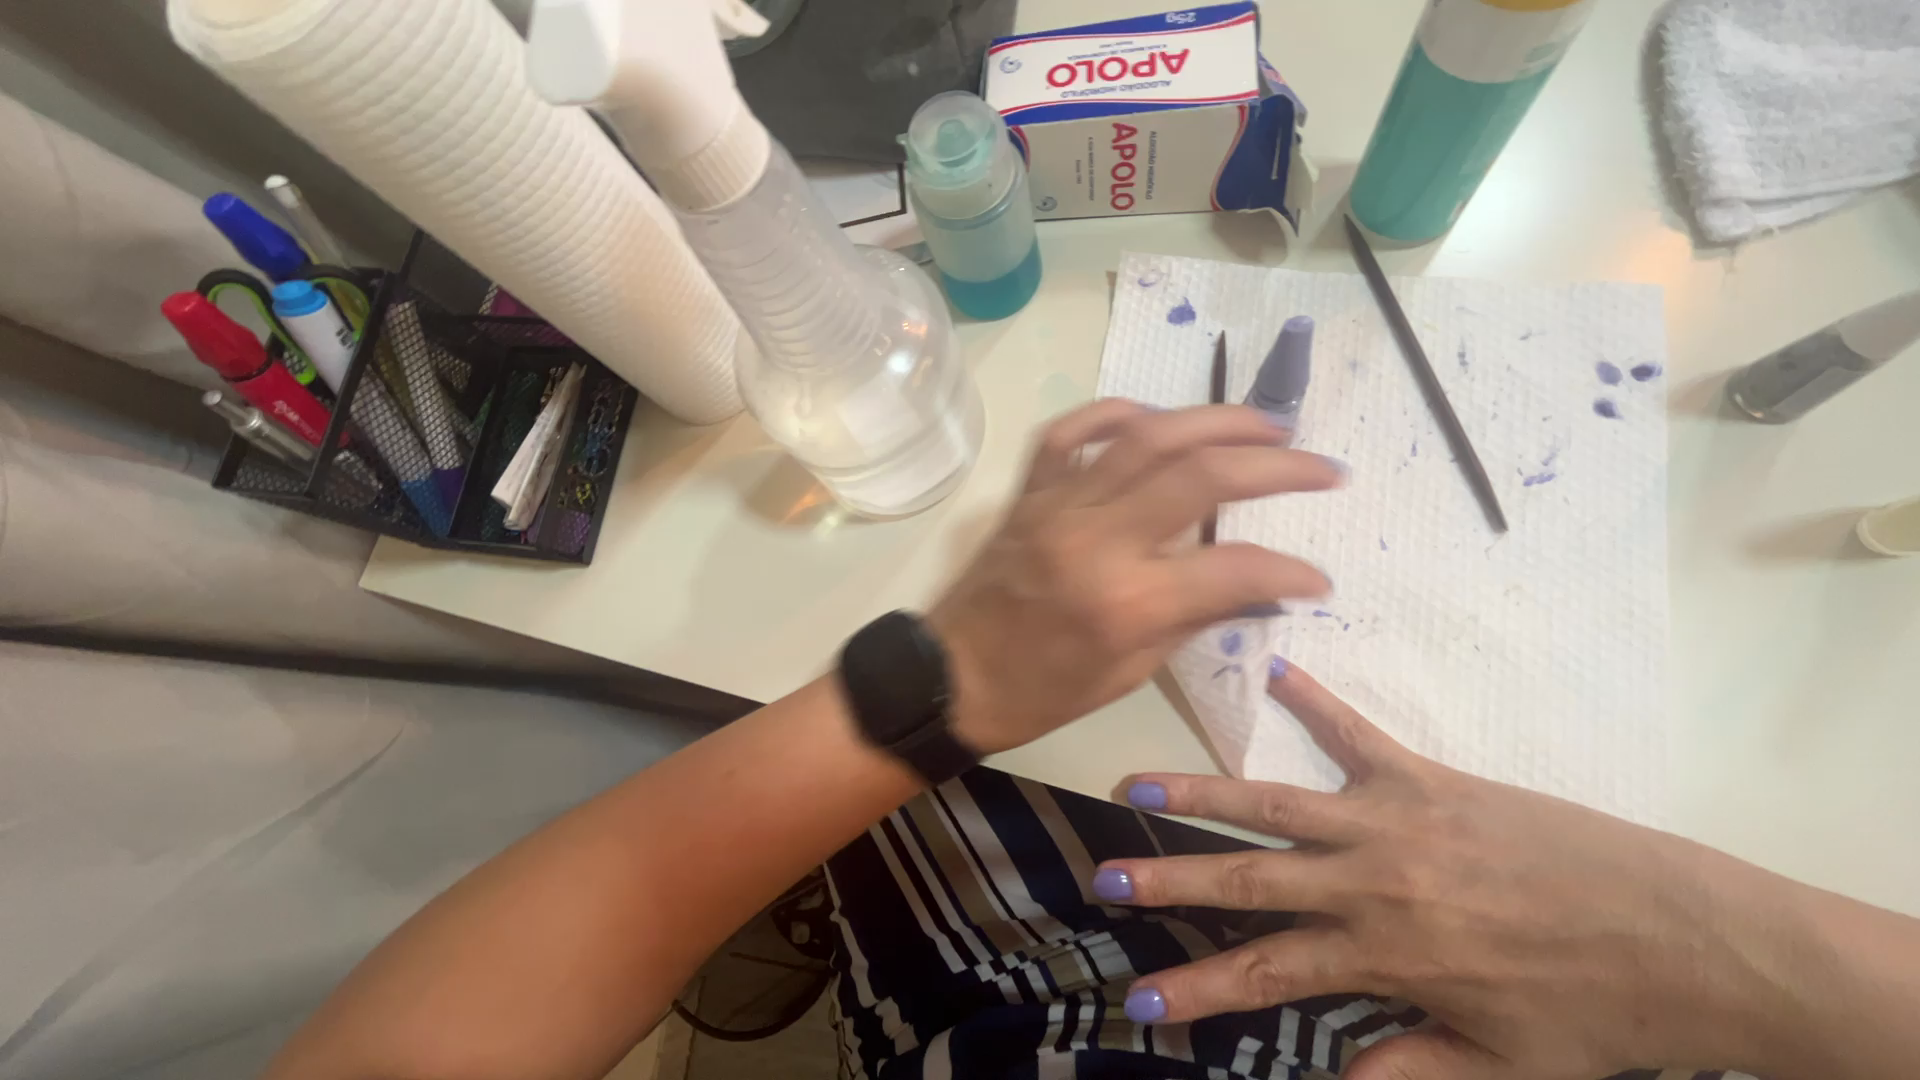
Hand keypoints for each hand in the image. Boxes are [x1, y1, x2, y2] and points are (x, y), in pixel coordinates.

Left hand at [929, 400, 1340, 755]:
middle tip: (1320, 465)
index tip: (1316, 579)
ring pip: (1143, 436)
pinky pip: (1068, 434)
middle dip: (1274, 463)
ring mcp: (1057, 507)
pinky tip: (1152, 415)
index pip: (1233, 568)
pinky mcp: (1027, 493)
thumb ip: (1194, 619)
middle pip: (1199, 475)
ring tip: (1263, 423)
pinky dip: (1113, 413)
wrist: (952, 677)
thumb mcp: (1129, 673)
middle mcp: (1096, 540)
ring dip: (1213, 420)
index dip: (1289, 571)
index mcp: (1126, 602)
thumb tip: (1257, 587)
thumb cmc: (1041, 692)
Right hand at [1095, 662, 1792, 1079]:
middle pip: (1249, 880)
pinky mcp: (1426, 779)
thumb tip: (1326, 1074)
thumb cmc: (1597, 1010)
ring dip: (1203, 793)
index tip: (1137, 999)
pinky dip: (1316, 701)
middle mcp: (1370, 882)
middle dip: (1170, 881)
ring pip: (1276, 803)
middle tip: (1105, 878)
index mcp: (1386, 955)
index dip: (1197, 989)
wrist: (1691, 936)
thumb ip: (1411, 1067)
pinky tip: (1277, 669)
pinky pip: (1358, 734)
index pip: (1266, 974)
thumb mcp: (1506, 1066)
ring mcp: (1392, 822)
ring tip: (1140, 784)